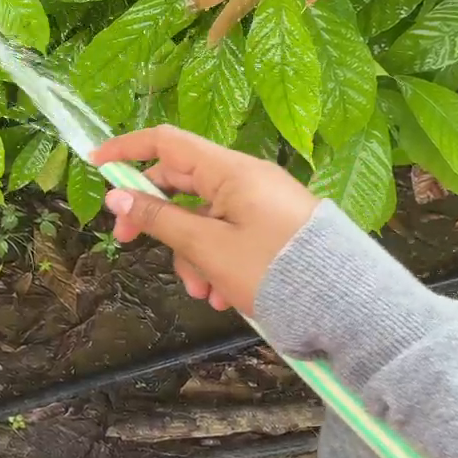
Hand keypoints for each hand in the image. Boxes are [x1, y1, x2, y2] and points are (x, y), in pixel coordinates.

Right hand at [90, 124, 318, 313]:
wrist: (362, 315)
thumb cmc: (276, 272)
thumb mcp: (206, 247)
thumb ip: (157, 219)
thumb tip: (117, 197)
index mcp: (230, 171)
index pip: (165, 142)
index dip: (126, 149)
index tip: (96, 166)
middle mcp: (247, 180)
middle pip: (180, 184)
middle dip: (155, 218)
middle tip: (128, 244)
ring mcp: (264, 206)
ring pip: (204, 216)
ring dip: (188, 251)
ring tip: (200, 291)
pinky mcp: (277, 231)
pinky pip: (230, 234)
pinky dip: (215, 259)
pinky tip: (221, 294)